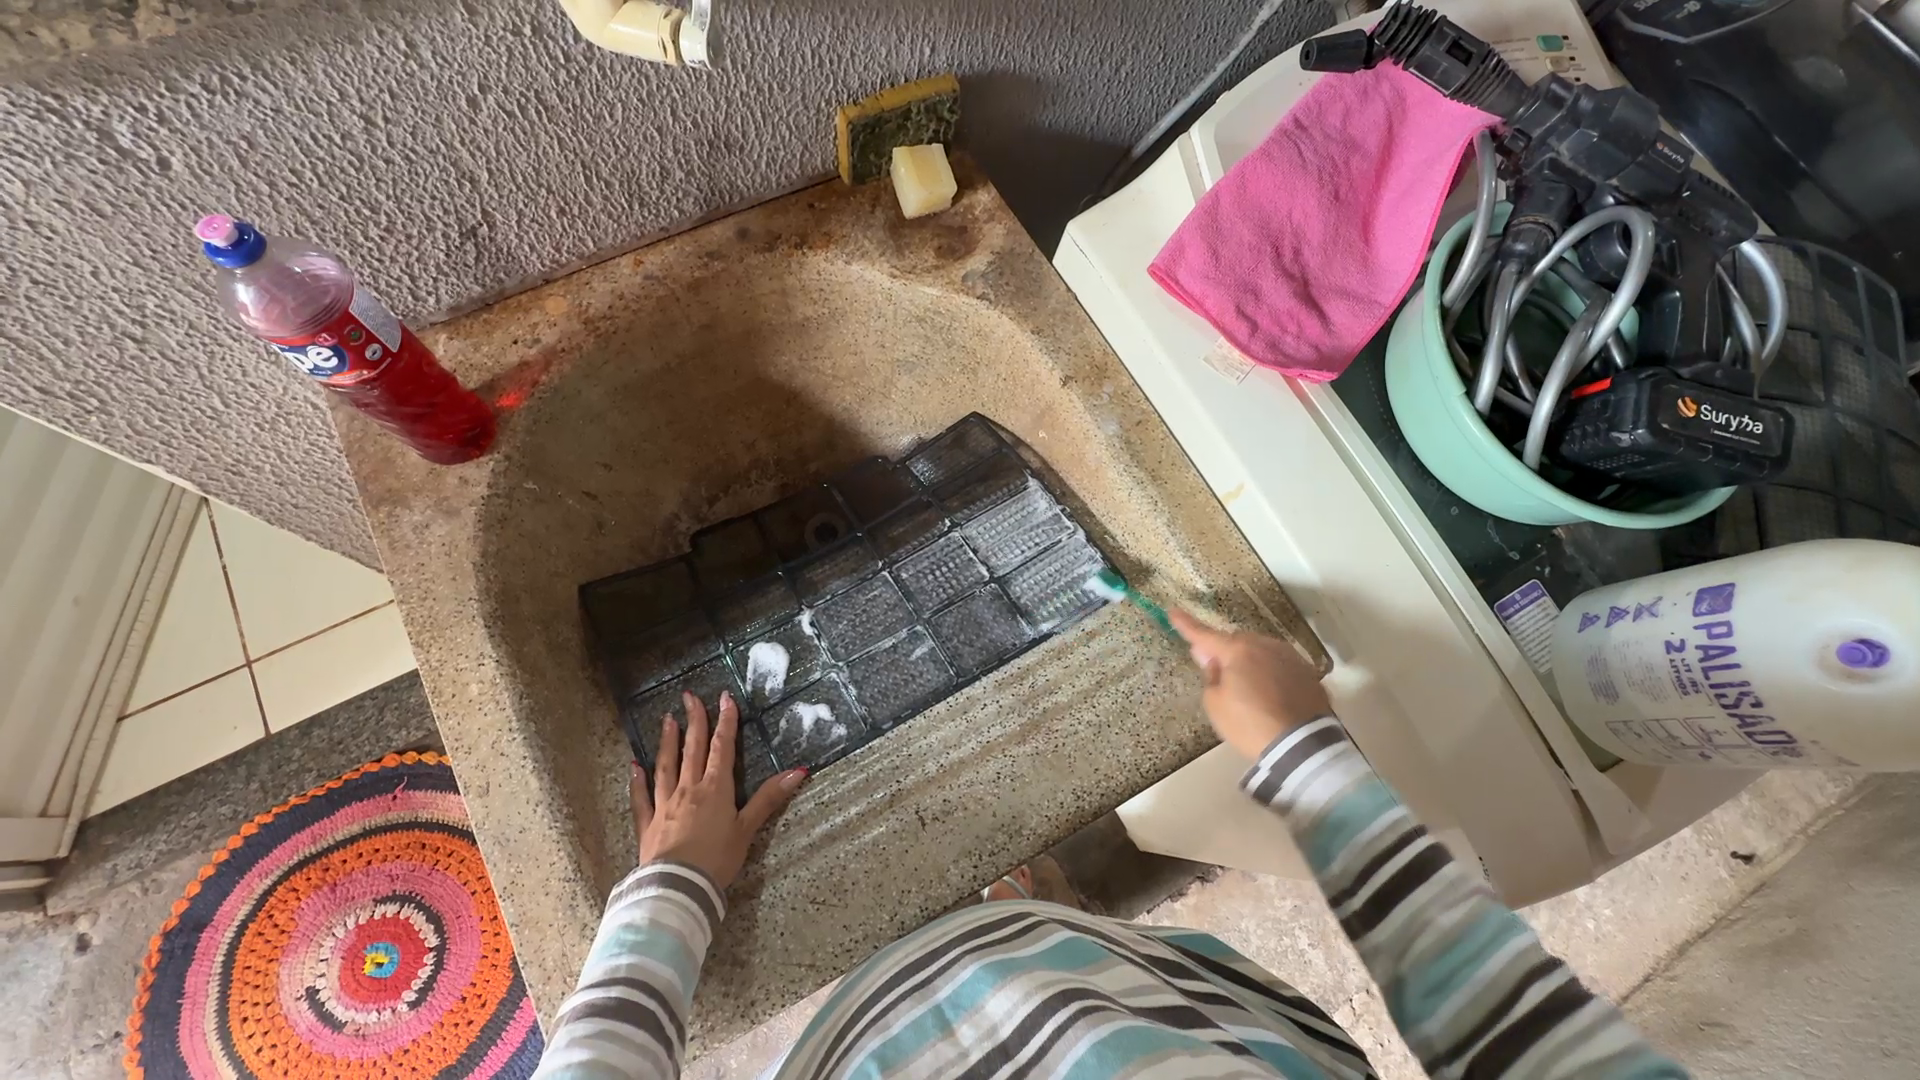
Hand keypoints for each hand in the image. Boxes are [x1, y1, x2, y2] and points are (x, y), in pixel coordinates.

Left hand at [632, 690, 807, 889]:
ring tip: (667, 720)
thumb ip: (769, 798)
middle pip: (692, 749)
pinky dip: (638, 781)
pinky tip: (634, 766)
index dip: (726, 721)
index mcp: (715, 788)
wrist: (677, 887)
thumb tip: (799, 770)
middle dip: (694, 721)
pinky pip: (641, 798)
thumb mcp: (748, 828)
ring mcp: (665, 804)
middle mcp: (688, 789)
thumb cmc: (717, 859)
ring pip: (666, 766)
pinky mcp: (648, 824)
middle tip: (689, 696)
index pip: (722, 748)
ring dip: (667, 741)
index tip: (725, 698)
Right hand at [1169, 610, 1331, 760]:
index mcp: (1238, 651)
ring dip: (1250, 662)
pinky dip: (1271, 674)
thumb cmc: (1250, 724)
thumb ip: (1211, 676)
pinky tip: (1271, 695)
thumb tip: (1211, 658)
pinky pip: (1280, 667)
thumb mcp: (1215, 704)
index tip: (1173, 611)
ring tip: (1248, 689)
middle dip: (1226, 652)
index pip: (1204, 635)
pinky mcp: (1309, 674)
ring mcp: (1291, 658)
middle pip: (1237, 642)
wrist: (1301, 746)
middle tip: (1217, 670)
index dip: (1186, 625)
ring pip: (1261, 652)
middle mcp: (1266, 646)